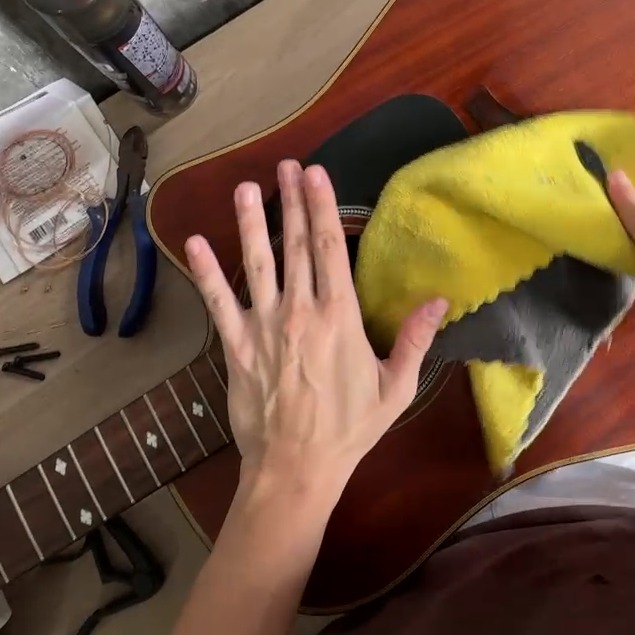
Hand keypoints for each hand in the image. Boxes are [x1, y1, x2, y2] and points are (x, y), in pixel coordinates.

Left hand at [184, 161, 446, 499]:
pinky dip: (206, 273)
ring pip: (257, 264)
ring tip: (247, 188)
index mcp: (339, 316)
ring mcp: (263, 326)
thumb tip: (440, 299)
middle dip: (293, 202)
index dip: (323, 207)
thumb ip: (415, 340)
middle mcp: (299, 311)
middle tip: (287, 165)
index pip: (331, 248)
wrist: (295, 469)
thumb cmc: (350, 428)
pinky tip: (194, 243)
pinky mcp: (236, 346)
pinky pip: (219, 303)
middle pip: (297, 245)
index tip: (316, 174)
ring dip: (251, 223)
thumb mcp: (396, 387)